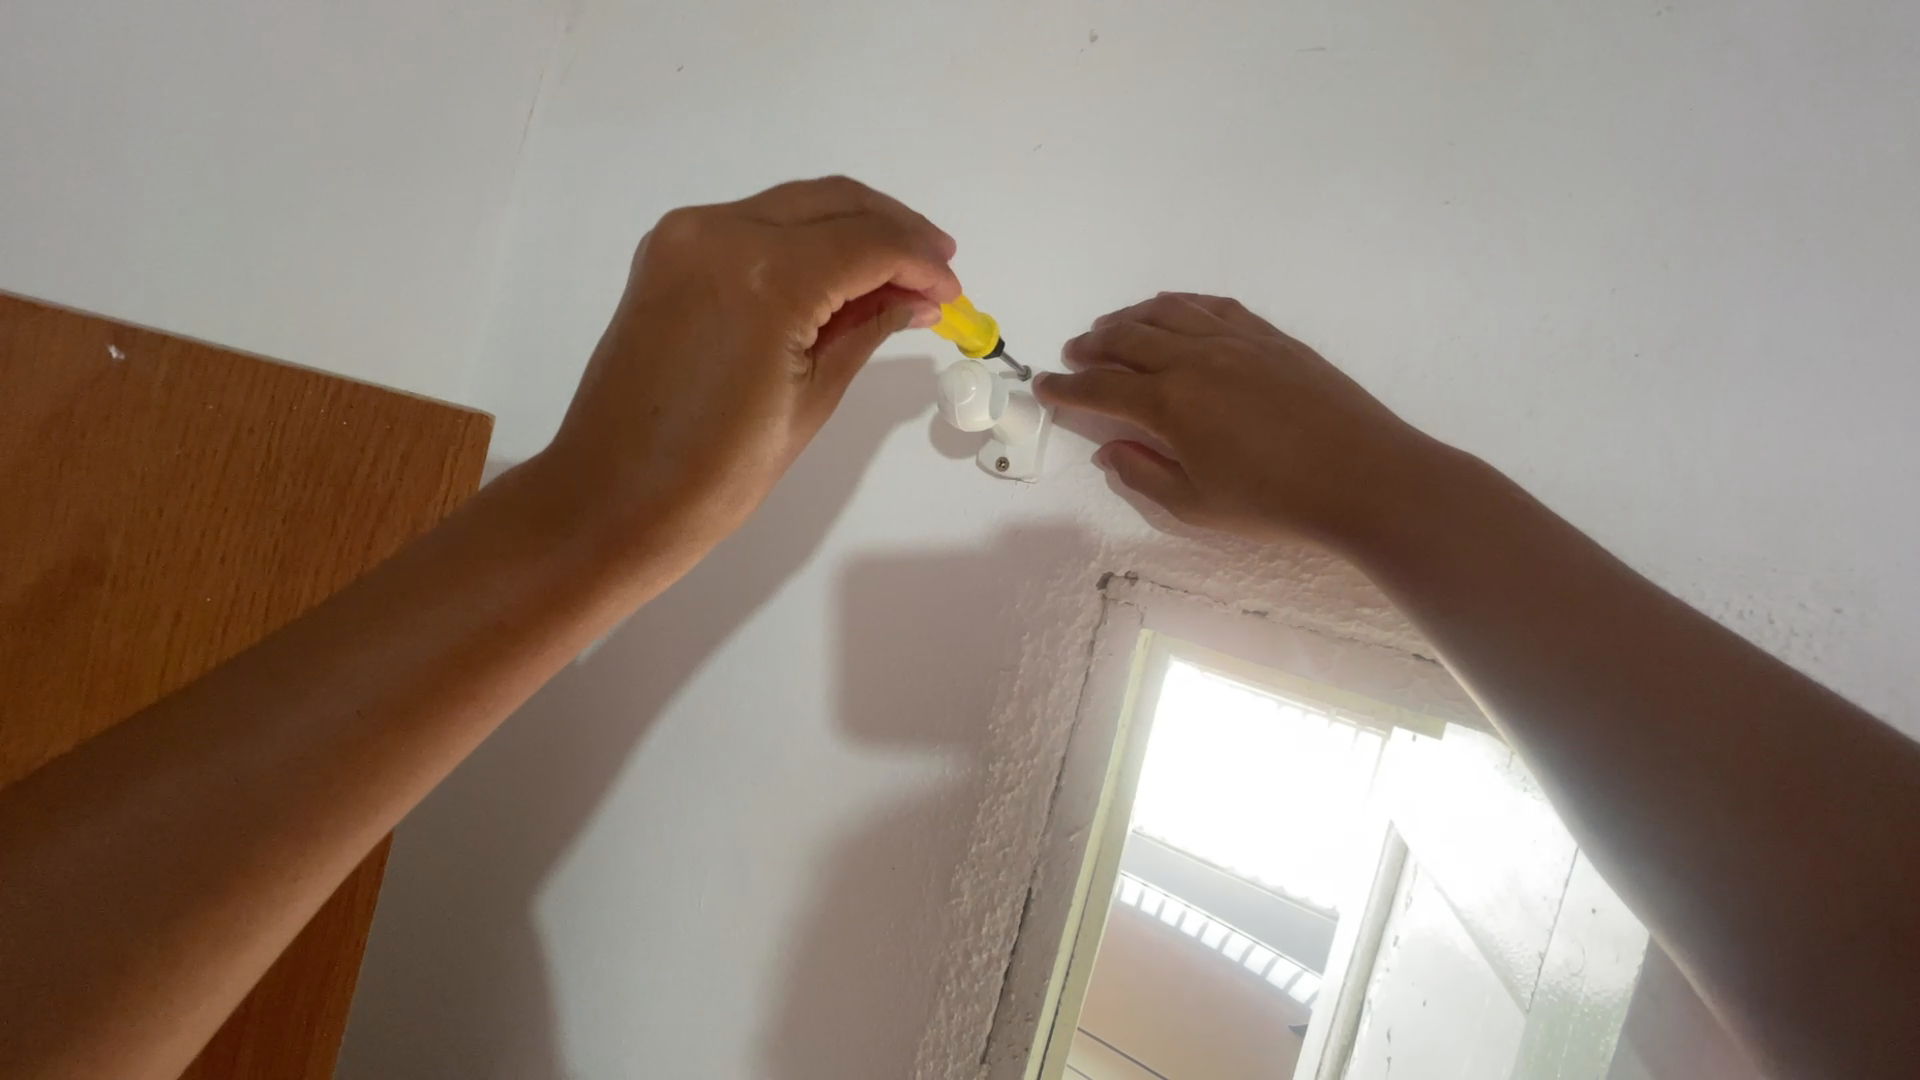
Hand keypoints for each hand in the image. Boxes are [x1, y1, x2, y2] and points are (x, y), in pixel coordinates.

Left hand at [541, 176, 960, 554]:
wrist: (617, 494)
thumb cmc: (723, 470)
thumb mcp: (813, 398)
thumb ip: (867, 329)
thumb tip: (917, 300)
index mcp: (766, 275)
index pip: (868, 244)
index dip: (921, 265)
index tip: (953, 294)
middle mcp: (722, 232)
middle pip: (834, 202)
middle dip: (896, 230)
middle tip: (938, 266)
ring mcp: (687, 236)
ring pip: (794, 206)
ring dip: (852, 229)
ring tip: (897, 271)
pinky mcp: (669, 252)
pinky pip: (755, 225)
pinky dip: (805, 241)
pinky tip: (836, 275)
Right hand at [1035, 292, 1442, 548]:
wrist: (1363, 477)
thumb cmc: (1273, 502)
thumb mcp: (1194, 505)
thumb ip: (1141, 474)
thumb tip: (1107, 451)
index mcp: (1170, 404)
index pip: (1100, 389)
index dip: (1065, 389)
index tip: (1043, 387)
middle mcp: (1195, 359)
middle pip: (1127, 339)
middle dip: (1091, 346)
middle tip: (1073, 355)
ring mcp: (1235, 340)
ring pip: (1167, 313)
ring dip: (1129, 318)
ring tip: (1111, 328)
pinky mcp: (1269, 336)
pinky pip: (1211, 306)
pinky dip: (1179, 305)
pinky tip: (1171, 313)